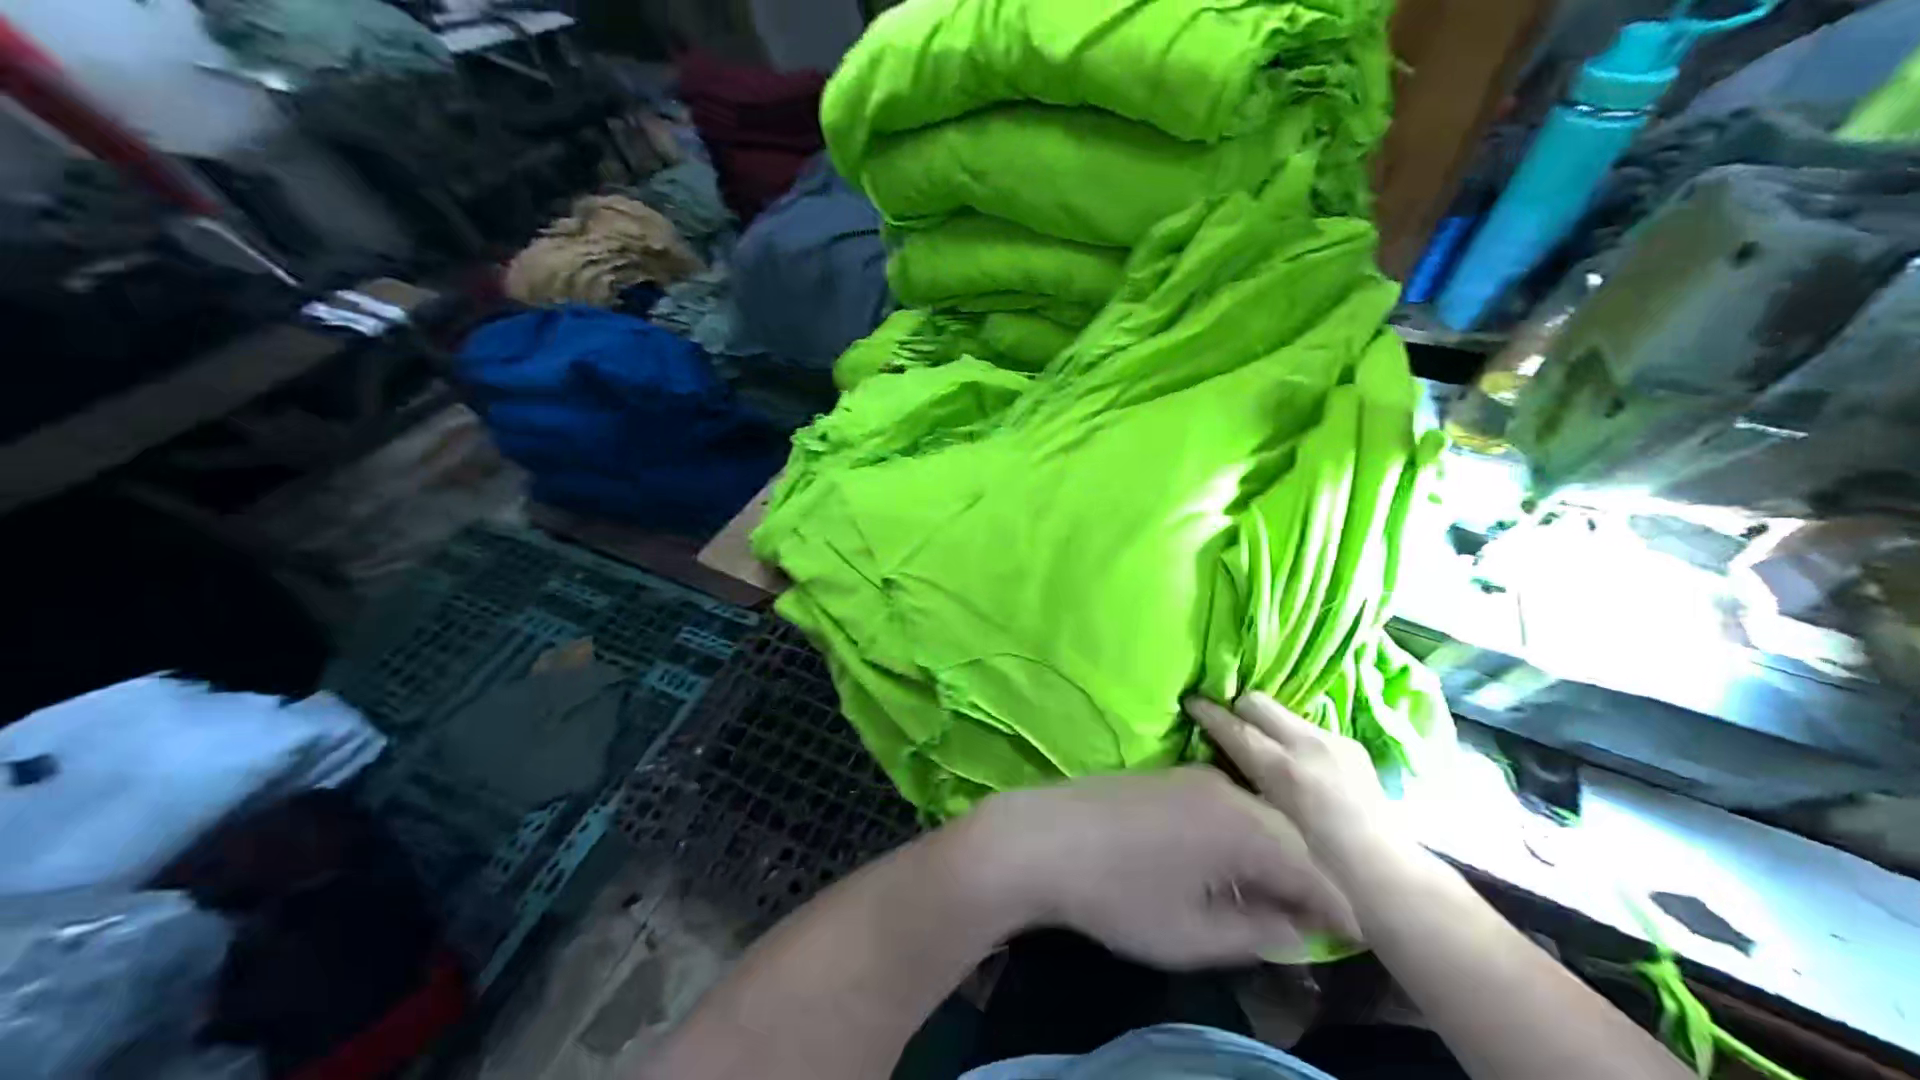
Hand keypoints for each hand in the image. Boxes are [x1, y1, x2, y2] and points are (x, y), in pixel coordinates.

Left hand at [946, 768, 1358, 968]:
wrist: (1042, 839)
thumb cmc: (1120, 895)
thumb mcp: (1193, 936)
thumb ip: (1256, 934)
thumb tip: (1295, 930)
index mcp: (1245, 829)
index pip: (1312, 872)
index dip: (1333, 908)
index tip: (1346, 937)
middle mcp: (1227, 792)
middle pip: (1287, 835)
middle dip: (1304, 877)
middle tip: (1309, 919)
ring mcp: (1191, 777)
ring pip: (1254, 815)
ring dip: (1270, 853)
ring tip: (1270, 893)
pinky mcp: (1164, 775)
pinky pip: (1222, 804)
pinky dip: (1237, 834)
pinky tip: (1224, 860)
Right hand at [1184, 692, 1408, 874]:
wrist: (1381, 871)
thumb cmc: (1315, 858)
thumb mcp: (1266, 817)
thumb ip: (1243, 779)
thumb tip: (1222, 757)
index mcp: (1282, 767)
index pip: (1234, 727)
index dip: (1208, 713)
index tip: (1191, 702)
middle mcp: (1307, 743)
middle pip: (1256, 702)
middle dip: (1237, 709)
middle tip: (1225, 724)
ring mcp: (1332, 740)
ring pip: (1283, 713)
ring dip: (1266, 724)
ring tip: (1261, 745)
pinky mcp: (1351, 744)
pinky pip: (1308, 728)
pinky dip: (1293, 738)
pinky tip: (1297, 764)